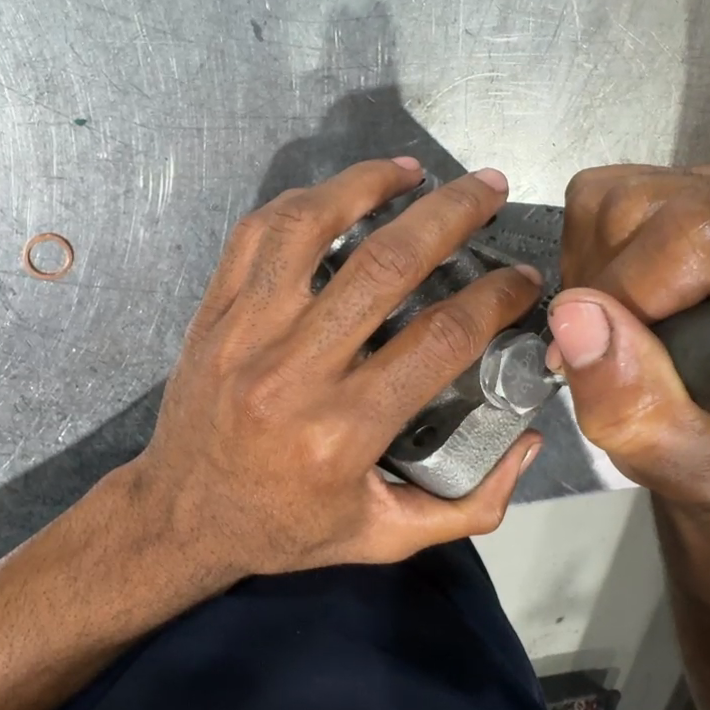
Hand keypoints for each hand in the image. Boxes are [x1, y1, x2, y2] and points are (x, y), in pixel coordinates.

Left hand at [125, 158, 544, 579]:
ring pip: (308, 229)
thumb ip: (467, 503)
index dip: (493, 299)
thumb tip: (529, 441)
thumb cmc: (283, 528)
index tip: (522, 280)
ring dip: (365, 185)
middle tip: (489, 189)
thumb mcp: (382, 538)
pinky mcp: (213, 315)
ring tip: (410, 171)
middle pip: (384, 267)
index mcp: (343, 430)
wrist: (180, 515)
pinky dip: (299, 203)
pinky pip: (254, 236)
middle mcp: (293, 372)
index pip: (438, 339)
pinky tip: (334, 194)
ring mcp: (245, 334)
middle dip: (450, 216)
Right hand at [548, 164, 709, 503]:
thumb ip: (628, 400)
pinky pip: (623, 187)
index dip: (626, 288)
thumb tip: (574, 314)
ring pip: (627, 188)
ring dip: (590, 260)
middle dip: (598, 277)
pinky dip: (596, 242)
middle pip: (651, 202)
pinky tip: (621, 288)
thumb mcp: (673, 456)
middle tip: (596, 342)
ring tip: (610, 319)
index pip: (697, 235)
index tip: (599, 352)